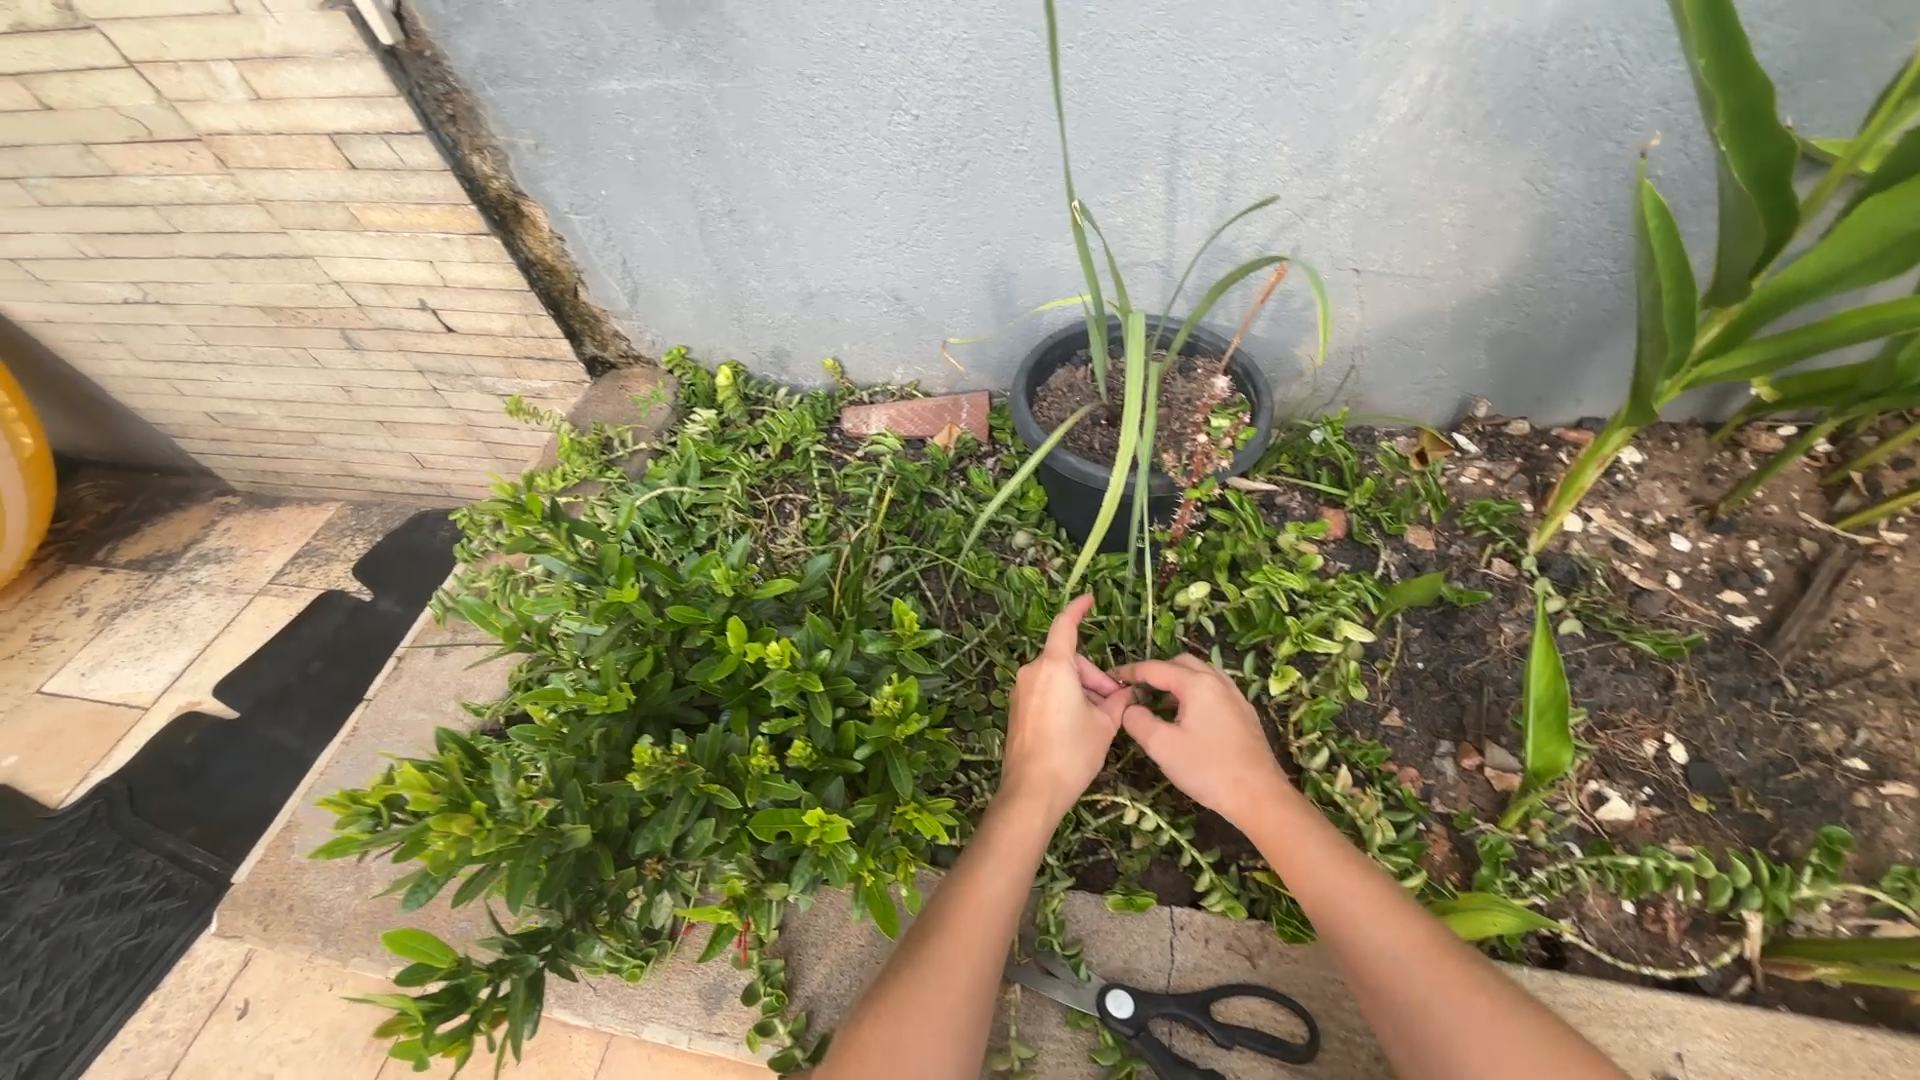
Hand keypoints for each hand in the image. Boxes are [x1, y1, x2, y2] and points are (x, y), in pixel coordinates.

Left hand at [1002, 595, 1123, 819]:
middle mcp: (1032, 672)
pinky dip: (1065, 699)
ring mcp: (1021, 691)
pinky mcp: (1016, 708)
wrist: (1032, 791)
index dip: (1078, 609)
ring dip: (1081, 690)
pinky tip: (1078, 727)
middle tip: (1114, 703)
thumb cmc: (1072, 753)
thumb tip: (1126, 693)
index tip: (1089, 599)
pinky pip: (1046, 692)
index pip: (1065, 625)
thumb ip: (1117, 702)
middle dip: (1094, 677)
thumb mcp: (1104, 725)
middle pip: (1068, 660)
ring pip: (1058, 678)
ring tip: (1099, 721)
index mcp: (1054, 667)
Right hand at [1103, 655, 1294, 827]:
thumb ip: (1137, 720)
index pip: (1155, 668)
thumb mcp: (1161, 745)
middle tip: (1138, 688)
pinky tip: (1188, 717)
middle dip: (1156, 671)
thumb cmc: (1207, 769)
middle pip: (1181, 663)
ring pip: (1201, 675)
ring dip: (1177, 681)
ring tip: (1160, 701)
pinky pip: (1214, 690)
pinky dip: (1195, 693)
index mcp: (1197, 684)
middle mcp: (1218, 682)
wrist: (1259, 796)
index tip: (1112, 677)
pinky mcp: (1245, 714)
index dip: (1130, 671)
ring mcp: (1236, 697)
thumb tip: (1129, 708)